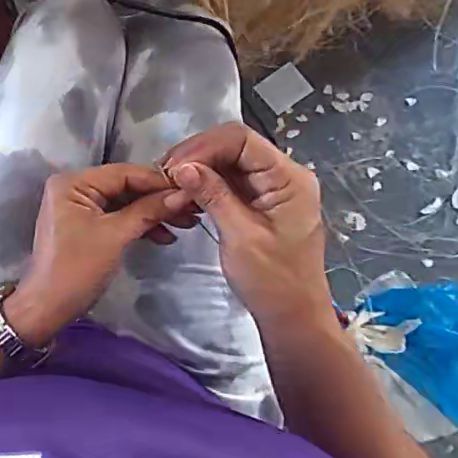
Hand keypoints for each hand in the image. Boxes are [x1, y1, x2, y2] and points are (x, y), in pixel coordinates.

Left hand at [8, 163, 190, 345]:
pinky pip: (117, 216)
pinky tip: (163, 235)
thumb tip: (183, 194)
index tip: (190, 190)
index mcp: (73, 182)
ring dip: (152, 213)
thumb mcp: (115, 236)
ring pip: (124, 202)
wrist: (48, 307)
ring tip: (184, 224)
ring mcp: (78, 206)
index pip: (123, 172)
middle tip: (191, 209)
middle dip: (158, 199)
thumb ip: (148, 210)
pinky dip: (139, 224)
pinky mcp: (84, 224)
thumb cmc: (77, 268)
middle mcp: (73, 187)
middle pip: (125, 186)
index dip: (158, 181)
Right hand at [161, 122, 335, 333]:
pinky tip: (185, 194)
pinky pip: (229, 181)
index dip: (204, 146)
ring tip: (170, 185)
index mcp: (289, 178)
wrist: (292, 317)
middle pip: (235, 146)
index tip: (174, 167)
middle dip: (197, 156)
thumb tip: (183, 167)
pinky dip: (206, 184)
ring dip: (198, 169)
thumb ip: (214, 195)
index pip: (242, 140)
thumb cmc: (273, 281)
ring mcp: (271, 188)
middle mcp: (283, 175)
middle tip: (165, 176)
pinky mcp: (259, 202)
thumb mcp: (241, 236)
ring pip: (229, 162)